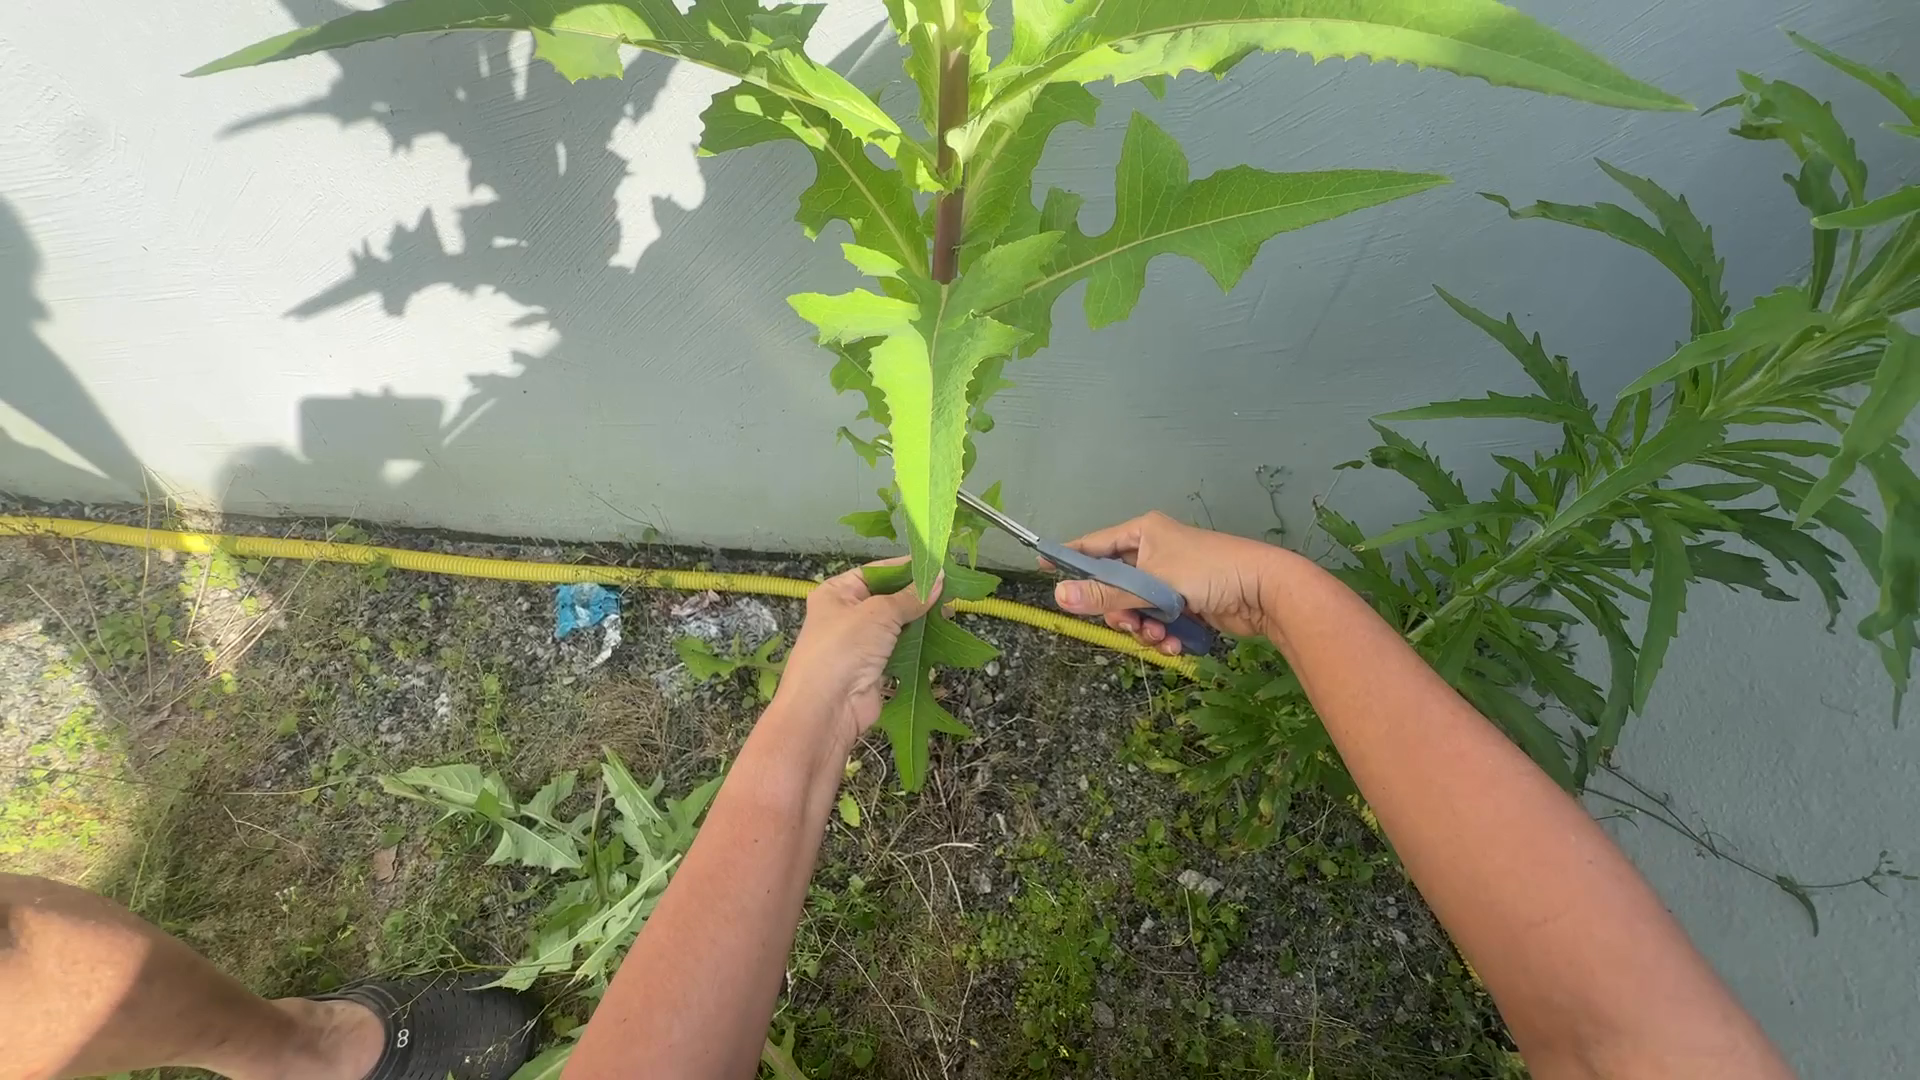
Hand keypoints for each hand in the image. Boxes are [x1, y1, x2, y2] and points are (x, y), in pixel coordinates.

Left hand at [775, 559, 942, 747]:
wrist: (828, 707)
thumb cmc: (844, 647)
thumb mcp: (879, 612)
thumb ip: (911, 596)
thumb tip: (939, 577)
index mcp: (837, 593)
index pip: (875, 572)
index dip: (905, 568)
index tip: (936, 565)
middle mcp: (846, 615)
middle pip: (888, 598)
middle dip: (917, 595)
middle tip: (951, 590)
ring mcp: (861, 643)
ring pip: (897, 624)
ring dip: (921, 619)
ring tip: (951, 610)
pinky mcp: (874, 667)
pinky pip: (900, 648)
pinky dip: (918, 642)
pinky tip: (940, 634)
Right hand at [1050, 511, 1295, 652]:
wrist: (1266, 590)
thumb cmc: (1207, 573)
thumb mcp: (1151, 585)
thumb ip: (1105, 595)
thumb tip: (1059, 596)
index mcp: (1142, 532)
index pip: (1093, 545)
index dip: (1068, 557)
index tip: (1041, 567)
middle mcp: (1153, 551)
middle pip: (1114, 586)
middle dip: (1119, 611)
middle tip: (1128, 625)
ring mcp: (1170, 577)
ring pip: (1136, 608)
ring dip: (1143, 628)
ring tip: (1159, 637)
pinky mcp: (1186, 601)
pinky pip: (1158, 619)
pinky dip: (1162, 634)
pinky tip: (1175, 643)